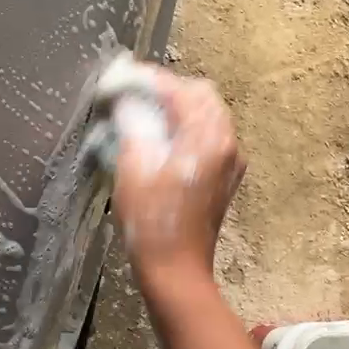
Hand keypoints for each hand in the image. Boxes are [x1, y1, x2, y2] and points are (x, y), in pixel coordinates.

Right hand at [107, 64, 244, 283]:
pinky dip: (184, 129)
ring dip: (176, 108)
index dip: (147, 80)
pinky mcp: (223, 179)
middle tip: (131, 94)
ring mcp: (229, 163)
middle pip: (200, 97)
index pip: (179, 90)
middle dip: (166, 90)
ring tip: (141, 114)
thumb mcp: (134, 165)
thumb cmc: (152, 221)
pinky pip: (207, 139)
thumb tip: (129, 99)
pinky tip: (158, 140)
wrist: (176, 270)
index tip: (119, 78)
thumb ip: (134, 122)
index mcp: (208, 137)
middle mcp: (227, 144)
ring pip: (206, 117)